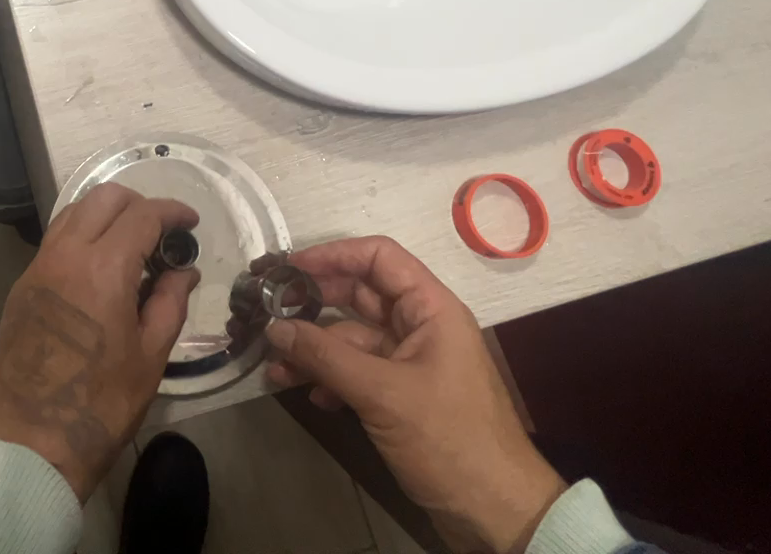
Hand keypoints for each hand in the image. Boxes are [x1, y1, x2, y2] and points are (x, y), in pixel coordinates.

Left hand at [0, 182, 199, 501]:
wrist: (32, 441)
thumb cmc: (101, 404)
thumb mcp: (150, 355)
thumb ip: (170, 301)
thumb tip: (184, 270)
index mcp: (103, 268)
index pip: (142, 215)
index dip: (172, 211)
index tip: (191, 221)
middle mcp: (66, 254)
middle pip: (104, 198)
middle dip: (138, 203)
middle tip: (162, 231)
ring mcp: (38, 266)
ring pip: (74, 212)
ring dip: (106, 214)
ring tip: (131, 243)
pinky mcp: (22, 284)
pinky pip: (55, 239)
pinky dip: (81, 234)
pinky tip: (99, 264)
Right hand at [264, 237, 564, 553]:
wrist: (498, 516)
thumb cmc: (449, 440)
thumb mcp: (381, 394)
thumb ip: (325, 356)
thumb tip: (274, 327)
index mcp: (431, 309)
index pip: (379, 257)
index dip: (334, 254)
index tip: (291, 266)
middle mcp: (421, 325)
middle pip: (359, 294)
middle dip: (314, 303)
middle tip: (272, 310)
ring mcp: (411, 360)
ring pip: (352, 336)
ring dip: (315, 348)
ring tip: (278, 367)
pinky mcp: (403, 393)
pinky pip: (358, 369)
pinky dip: (331, 377)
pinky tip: (311, 394)